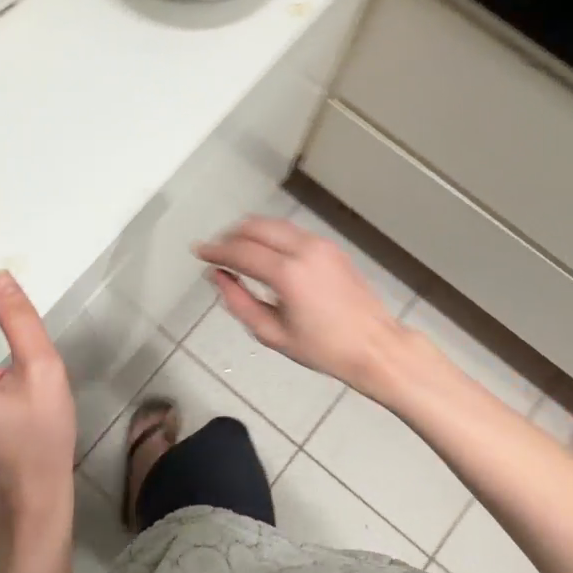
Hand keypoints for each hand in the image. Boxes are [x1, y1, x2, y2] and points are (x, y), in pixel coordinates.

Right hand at [195, 216, 414, 392]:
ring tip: (236, 249)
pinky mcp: (331, 247)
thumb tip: (218, 277)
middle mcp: (303, 250)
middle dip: (230, 235)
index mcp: (287, 274)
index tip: (198, 252)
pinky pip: (292, 231)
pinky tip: (265, 252)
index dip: (214, 251)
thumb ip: (239, 302)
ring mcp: (320, 245)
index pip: (239, 251)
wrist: (374, 346)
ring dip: (250, 232)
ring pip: (274, 224)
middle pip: (255, 227)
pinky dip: (271, 235)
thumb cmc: (323, 349)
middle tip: (215, 250)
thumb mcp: (272, 333)